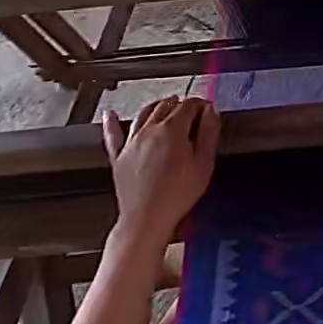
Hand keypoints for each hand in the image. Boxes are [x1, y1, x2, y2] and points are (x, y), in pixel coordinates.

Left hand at [102, 96, 220, 240]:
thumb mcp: (204, 164)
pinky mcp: (118, 157)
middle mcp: (149, 131)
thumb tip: (211, 113)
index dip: (201, 104)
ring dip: (158, 106)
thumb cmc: (176, 195)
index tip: (208, 109)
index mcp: (172, 130)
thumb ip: (209, 134)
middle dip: (182, 104)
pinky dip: (112, 122)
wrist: (146, 220)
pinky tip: (111, 115)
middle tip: (193, 109)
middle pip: (166, 105)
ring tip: (167, 106)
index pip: (189, 105)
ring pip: (144, 113)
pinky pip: (113, 134)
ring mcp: (131, 143)